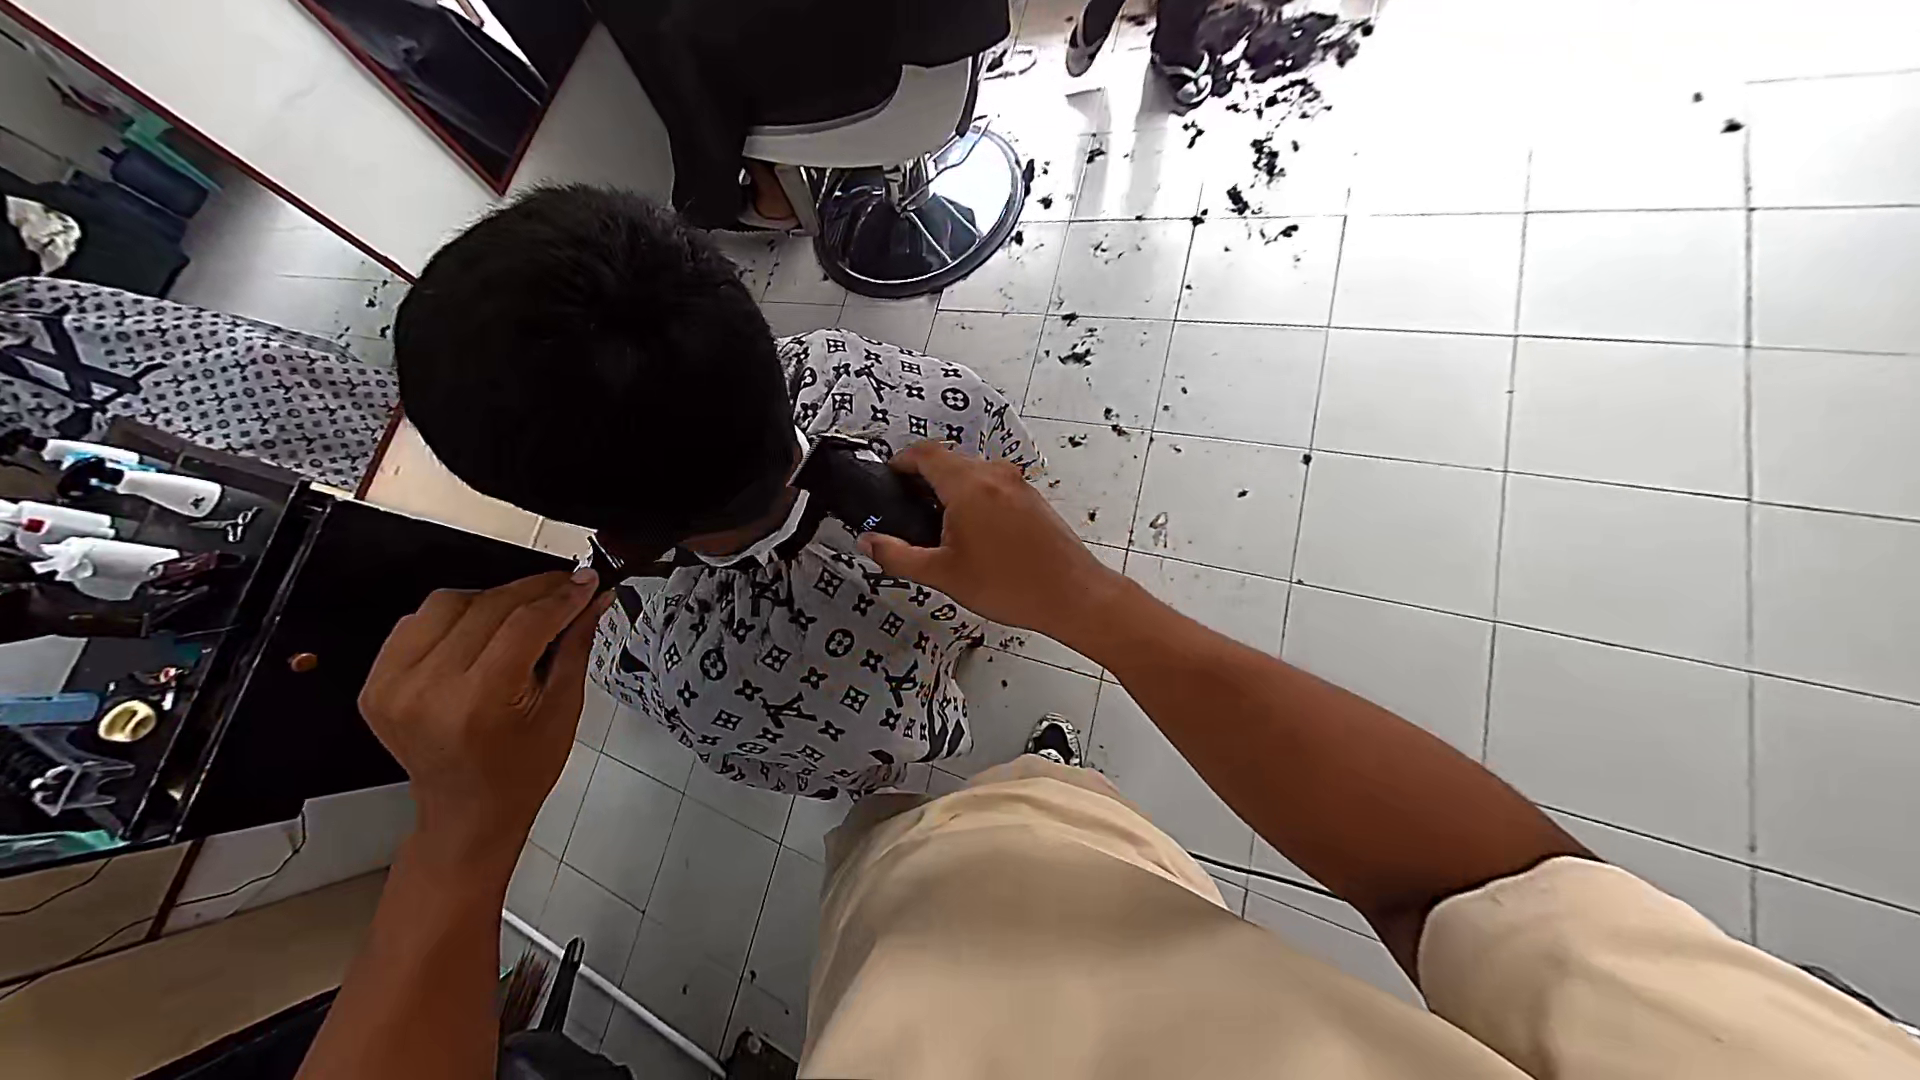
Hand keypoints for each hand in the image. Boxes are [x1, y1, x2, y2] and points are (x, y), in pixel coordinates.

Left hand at [358, 569, 611, 864]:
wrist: (469, 810)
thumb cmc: (524, 768)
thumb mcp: (564, 705)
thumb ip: (576, 643)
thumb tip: (592, 597)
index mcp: (478, 702)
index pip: (525, 623)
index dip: (562, 596)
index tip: (588, 580)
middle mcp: (426, 689)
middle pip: (488, 606)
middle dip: (536, 591)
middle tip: (569, 587)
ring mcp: (392, 685)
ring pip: (449, 603)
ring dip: (495, 598)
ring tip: (525, 611)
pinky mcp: (376, 683)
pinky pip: (418, 622)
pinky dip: (456, 615)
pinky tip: (484, 629)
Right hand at [857, 441, 1124, 643]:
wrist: (1072, 595)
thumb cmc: (1015, 585)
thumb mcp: (942, 574)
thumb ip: (898, 556)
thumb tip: (871, 544)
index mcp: (969, 485)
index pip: (925, 453)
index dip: (902, 460)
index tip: (891, 474)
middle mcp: (995, 476)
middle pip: (949, 460)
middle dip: (924, 478)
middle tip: (908, 506)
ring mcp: (1018, 485)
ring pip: (973, 473)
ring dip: (951, 489)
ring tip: (939, 526)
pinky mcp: (1032, 500)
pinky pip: (994, 486)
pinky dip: (976, 498)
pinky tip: (973, 535)